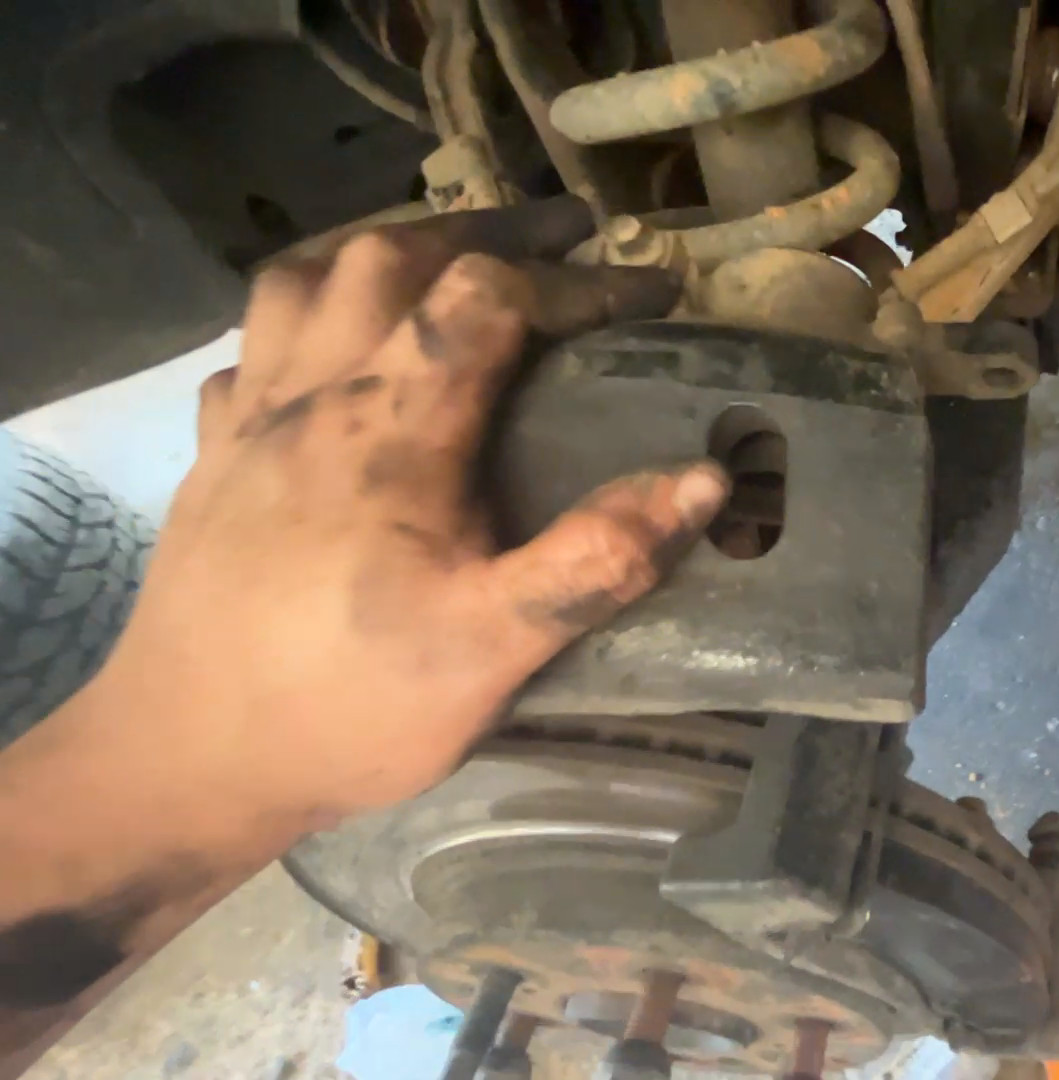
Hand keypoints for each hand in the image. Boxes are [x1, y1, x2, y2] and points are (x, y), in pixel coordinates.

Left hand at [81, 197, 728, 832]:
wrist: (183, 770)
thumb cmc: (353, 705)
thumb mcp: (499, 646)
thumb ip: (601, 559)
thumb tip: (706, 481)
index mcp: (388, 432)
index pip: (489, 302)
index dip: (581, 283)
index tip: (654, 292)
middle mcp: (311, 399)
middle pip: (392, 258)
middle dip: (492, 231)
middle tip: (568, 238)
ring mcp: (252, 422)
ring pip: (310, 278)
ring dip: (395, 247)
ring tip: (463, 258)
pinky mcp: (219, 456)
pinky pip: (261, 341)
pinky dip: (321, 313)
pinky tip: (356, 346)